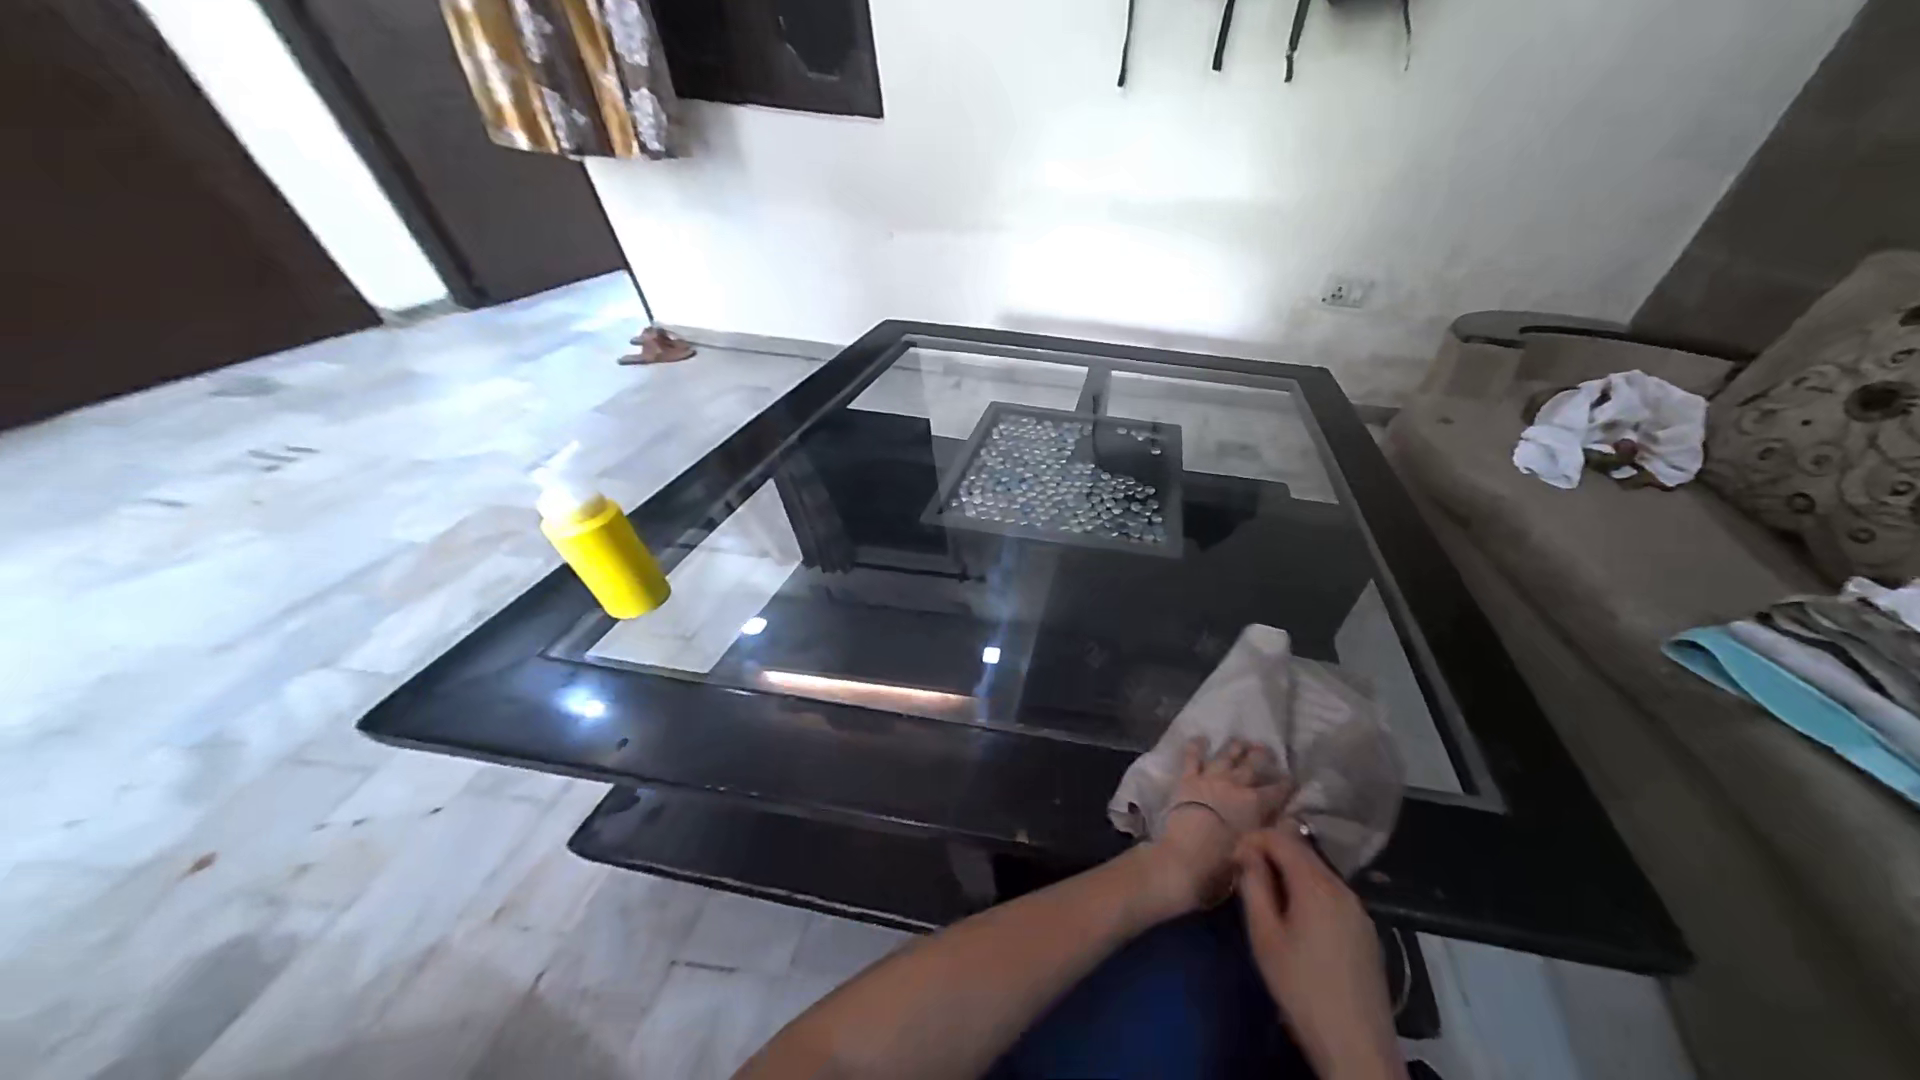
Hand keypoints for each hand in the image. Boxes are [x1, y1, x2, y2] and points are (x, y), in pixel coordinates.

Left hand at [1139, 737, 1287, 917]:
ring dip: (1234, 748)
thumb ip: (1271, 832)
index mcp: (1256, 805)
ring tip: (1241, 740)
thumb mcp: (1256, 849)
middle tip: (1266, 748)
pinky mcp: (1187, 779)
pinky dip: (1195, 747)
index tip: (1292, 778)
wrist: (1185, 856)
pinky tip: (1199, 738)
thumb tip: (1288, 822)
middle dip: (1261, 757)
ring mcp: (1210, 779)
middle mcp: (1235, 786)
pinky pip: (1192, 758)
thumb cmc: (1224, 863)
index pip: (1277, 791)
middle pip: (1251, 767)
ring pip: (1225, 758)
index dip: (1286, 784)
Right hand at [1237, 824, 1405, 1079]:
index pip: (1281, 837)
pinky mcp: (1365, 931)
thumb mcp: (1264, 935)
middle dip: (1270, 853)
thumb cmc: (1300, 988)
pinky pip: (1331, 894)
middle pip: (1302, 851)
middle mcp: (1342, 888)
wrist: (1356, 1047)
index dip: (1252, 839)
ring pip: (1317, 872)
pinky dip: (1307, 891)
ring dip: (1288, 872)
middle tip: (1243, 874)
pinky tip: (1295, 917)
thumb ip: (1253, 885)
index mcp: (1316, 884)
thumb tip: (1245, 852)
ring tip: (1265, 895)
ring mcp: (1359, 910)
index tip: (1232, 859)